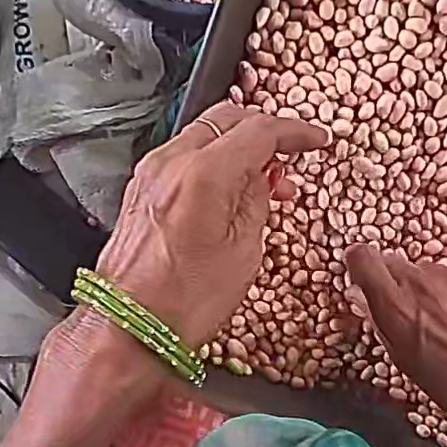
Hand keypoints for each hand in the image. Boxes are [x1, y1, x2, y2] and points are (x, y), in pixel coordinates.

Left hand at [91, 101, 330, 346]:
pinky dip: (212, 162)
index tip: (316, 140)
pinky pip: (184, 156)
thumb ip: (257, 202)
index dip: (296, 131)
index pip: (260, 130)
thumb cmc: (184, 301)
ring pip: (204, 134)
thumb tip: (263, 177)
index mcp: (203, 174)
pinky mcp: (140, 189)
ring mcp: (150, 173)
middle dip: (265, 133)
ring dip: (238, 148)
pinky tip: (228, 190)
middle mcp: (170, 162)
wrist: (130, 326)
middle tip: (290, 160)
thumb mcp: (243, 253)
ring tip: (262, 183)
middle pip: (228, 120)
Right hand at [344, 245, 446, 413]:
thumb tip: (361, 292)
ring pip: (429, 273)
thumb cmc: (442, 378)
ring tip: (446, 324)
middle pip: (396, 264)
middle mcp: (420, 281)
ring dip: (431, 291)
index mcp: (393, 303)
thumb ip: (377, 316)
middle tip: (410, 312)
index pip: (363, 257)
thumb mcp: (397, 353)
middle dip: (397, 283)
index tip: (363, 270)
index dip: (360, 262)